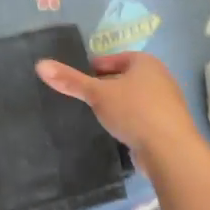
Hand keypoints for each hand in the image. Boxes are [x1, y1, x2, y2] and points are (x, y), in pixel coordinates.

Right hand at [36, 52, 204, 164]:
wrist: (169, 149)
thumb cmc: (134, 112)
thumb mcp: (97, 94)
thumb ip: (70, 81)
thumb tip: (39, 64)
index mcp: (145, 63)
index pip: (112, 59)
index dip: (92, 68)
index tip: (76, 82)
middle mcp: (159, 77)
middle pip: (122, 78)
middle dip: (104, 87)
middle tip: (82, 100)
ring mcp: (165, 102)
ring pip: (131, 99)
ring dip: (115, 106)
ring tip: (95, 117)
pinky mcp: (165, 124)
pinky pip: (139, 117)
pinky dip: (126, 121)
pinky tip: (114, 132)